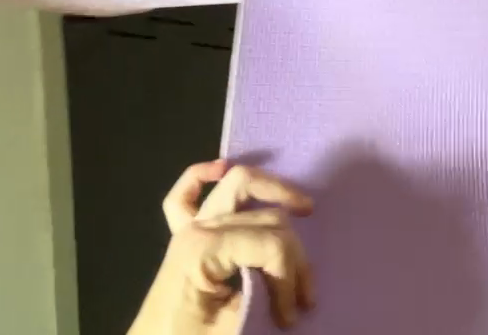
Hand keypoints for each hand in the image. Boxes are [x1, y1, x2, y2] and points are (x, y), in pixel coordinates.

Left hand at [129, 161, 315, 334]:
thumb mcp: (230, 330)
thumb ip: (263, 299)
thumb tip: (293, 288)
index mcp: (205, 250)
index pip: (269, 244)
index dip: (288, 278)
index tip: (292, 314)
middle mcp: (199, 226)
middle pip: (266, 216)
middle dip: (292, 252)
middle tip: (303, 292)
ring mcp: (189, 226)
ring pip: (240, 183)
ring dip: (276, 190)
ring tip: (305, 210)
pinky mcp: (183, 234)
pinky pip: (185, 193)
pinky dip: (202, 174)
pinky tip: (221, 168)